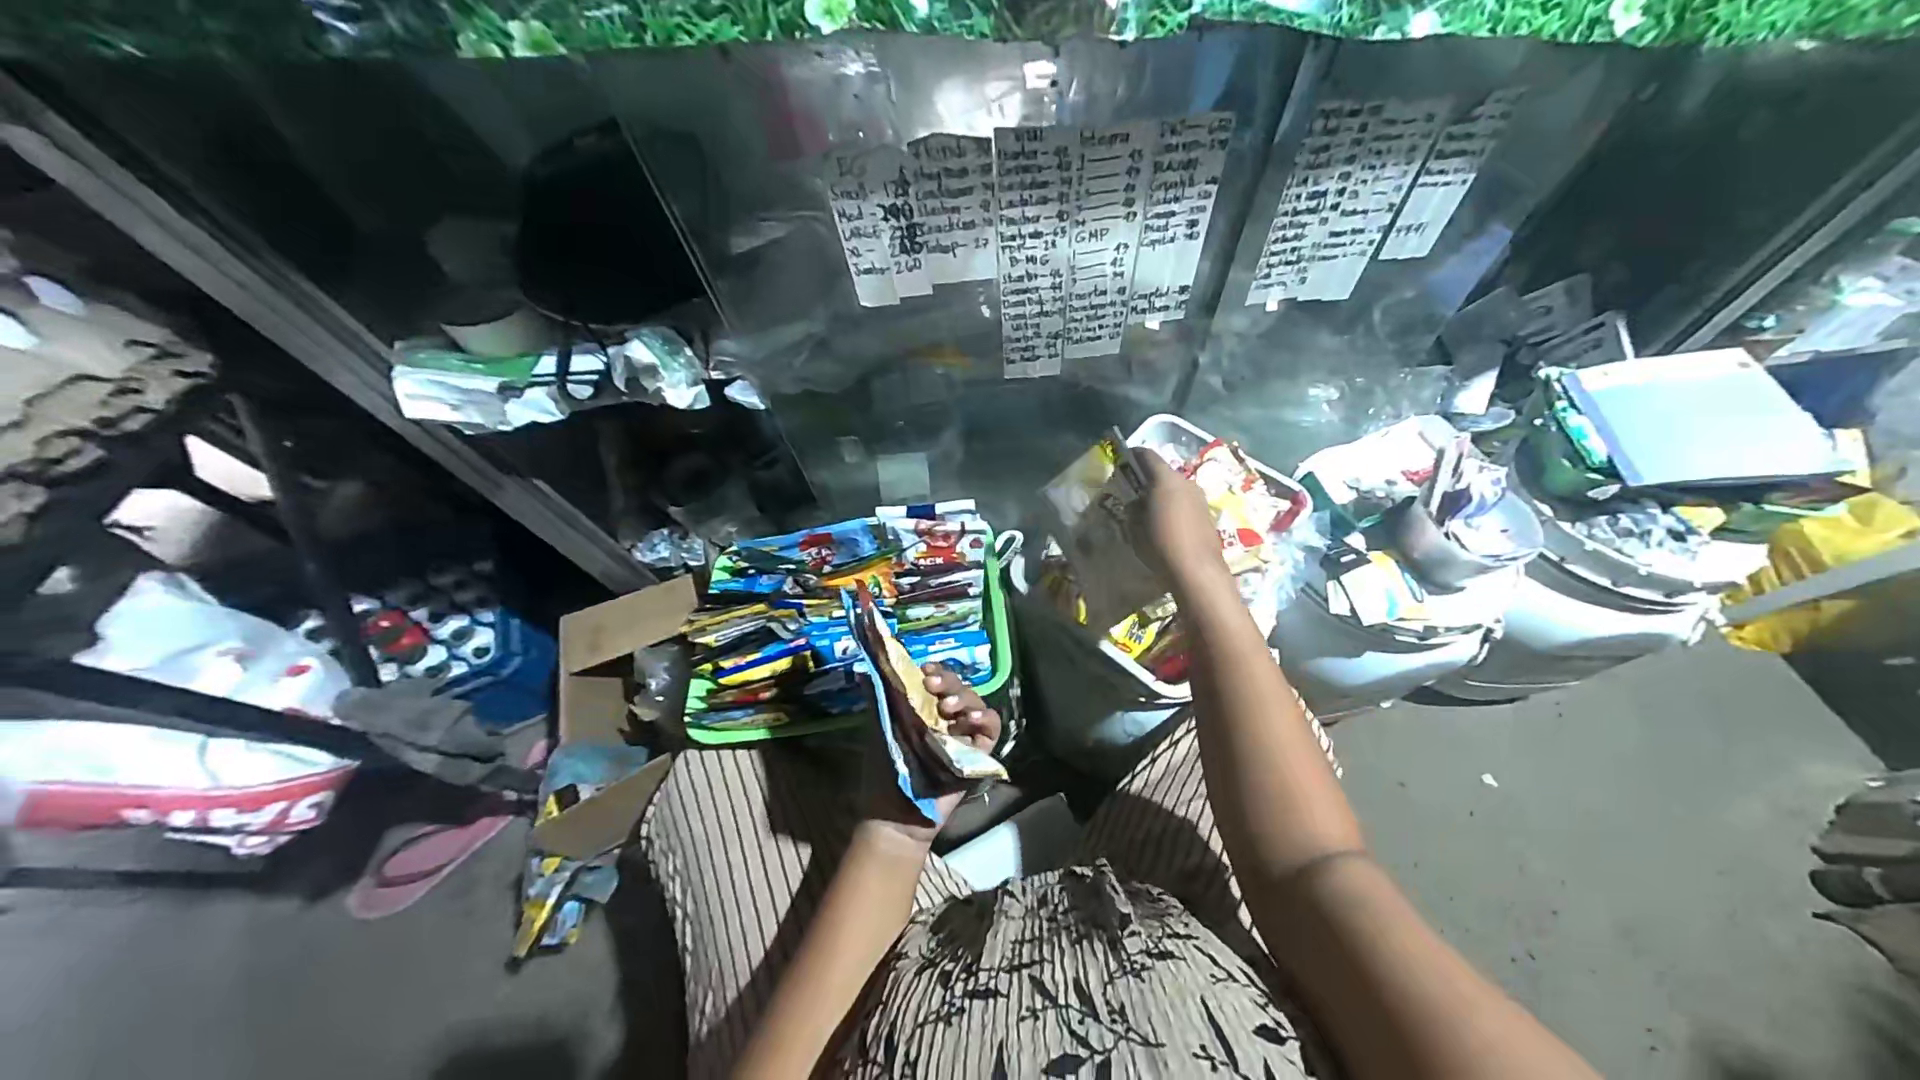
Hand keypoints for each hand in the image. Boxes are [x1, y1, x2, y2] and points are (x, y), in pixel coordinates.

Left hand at [860, 663, 1002, 847]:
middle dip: (949, 680)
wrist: (894, 812)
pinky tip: (970, 720)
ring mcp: (964, 735)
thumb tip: (867, 668)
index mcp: (925, 709)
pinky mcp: (978, 754)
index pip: (939, 680)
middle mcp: (947, 718)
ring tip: (947, 706)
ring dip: (965, 697)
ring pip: (977, 703)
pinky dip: (985, 719)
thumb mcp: (878, 727)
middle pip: (960, 687)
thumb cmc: (886, 770)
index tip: (924, 668)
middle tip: (932, 683)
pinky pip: (992, 729)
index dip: (936, 669)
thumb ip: (878, 697)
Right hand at [1126, 447, 1227, 594]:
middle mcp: (1186, 482)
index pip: (1146, 455)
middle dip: (1146, 479)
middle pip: (1163, 472)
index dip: (1132, 456)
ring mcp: (1200, 498)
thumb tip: (1135, 502)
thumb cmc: (1160, 545)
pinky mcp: (1207, 514)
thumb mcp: (1135, 527)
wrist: (1197, 572)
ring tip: (1148, 511)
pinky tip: (1165, 525)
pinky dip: (1173, 507)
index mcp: (1166, 479)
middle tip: (1132, 493)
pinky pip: (1185, 502)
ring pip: (1175, 487)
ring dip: (1161, 494)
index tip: (1120, 464)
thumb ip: (1133, 508)